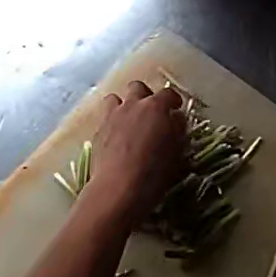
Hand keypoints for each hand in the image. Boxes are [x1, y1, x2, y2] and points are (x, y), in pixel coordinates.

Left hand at [82, 81, 184, 224]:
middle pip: (138, 88)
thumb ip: (177, 130)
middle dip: (145, 96)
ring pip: (116, 98)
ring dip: (124, 106)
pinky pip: (106, 117)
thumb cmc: (154, 173)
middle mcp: (132, 105)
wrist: (118, 188)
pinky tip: (117, 138)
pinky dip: (113, 122)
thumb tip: (175, 118)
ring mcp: (112, 115)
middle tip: (152, 113)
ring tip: (130, 121)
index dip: (173, 100)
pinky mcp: (98, 130)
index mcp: (155, 107)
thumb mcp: (176, 152)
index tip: (176, 108)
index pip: (167, 93)